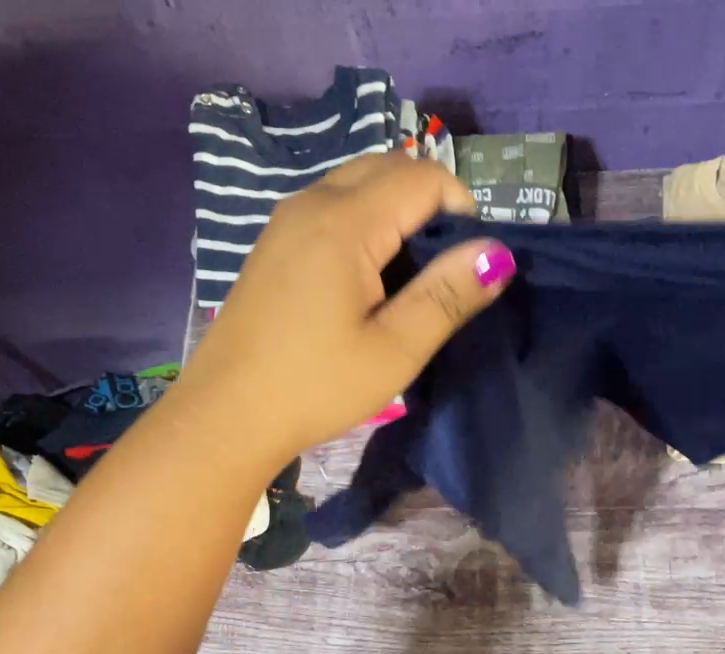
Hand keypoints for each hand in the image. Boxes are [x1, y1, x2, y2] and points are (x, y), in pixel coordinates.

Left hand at [172, 152, 514, 462]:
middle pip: (389, 167)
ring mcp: (285, 220)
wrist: (226, 414)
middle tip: (442, 270)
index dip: (461, 209)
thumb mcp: (394, 350)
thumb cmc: (315, 387)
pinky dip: (363, 222)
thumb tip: (498, 252)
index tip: (467, 266)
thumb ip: (447, 295)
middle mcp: (311, 202)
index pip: (423, 177)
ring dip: (396, 211)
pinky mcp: (273, 243)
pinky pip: (330, 206)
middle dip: (430, 203)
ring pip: (357, 183)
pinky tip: (365, 281)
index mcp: (344, 222)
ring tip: (407, 278)